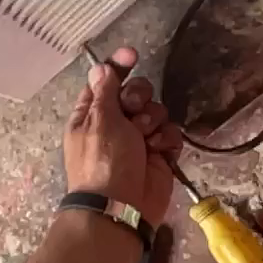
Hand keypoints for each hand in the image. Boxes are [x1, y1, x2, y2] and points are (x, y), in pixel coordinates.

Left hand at [64, 47, 182, 225]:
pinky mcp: (159, 155)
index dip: (119, 66)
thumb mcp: (99, 120)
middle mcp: (115, 124)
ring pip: (157, 111)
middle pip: (136, 92)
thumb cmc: (103, 162)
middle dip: (139, 98)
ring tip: (145, 139)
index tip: (132, 55)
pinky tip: (159, 151)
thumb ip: (105, 91)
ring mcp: (138, 140)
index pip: (106, 81)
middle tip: (134, 112)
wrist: (122, 207)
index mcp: (91, 115)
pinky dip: (166, 140)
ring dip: (153, 121)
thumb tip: (99, 67)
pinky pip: (170, 134)